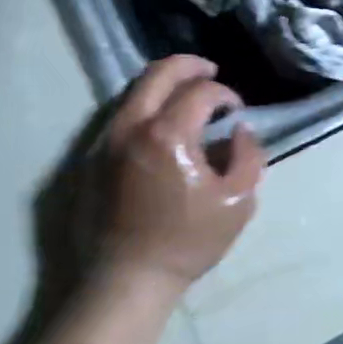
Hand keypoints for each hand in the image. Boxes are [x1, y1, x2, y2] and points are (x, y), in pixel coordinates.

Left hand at [82, 56, 265, 291]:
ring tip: (188, 94)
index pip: (200, 91)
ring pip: (133, 91)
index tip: (237, 111)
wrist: (129, 277)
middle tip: (211, 72)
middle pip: (158, 74)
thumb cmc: (189, 240)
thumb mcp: (239, 200)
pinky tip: (163, 123)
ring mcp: (105, 141)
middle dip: (189, 66)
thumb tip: (240, 131)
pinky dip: (146, 106)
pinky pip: (120, 114)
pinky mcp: (92, 157)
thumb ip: (249, 157)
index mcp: (168, 135)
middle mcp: (131, 127)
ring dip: (164, 84)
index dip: (225, 94)